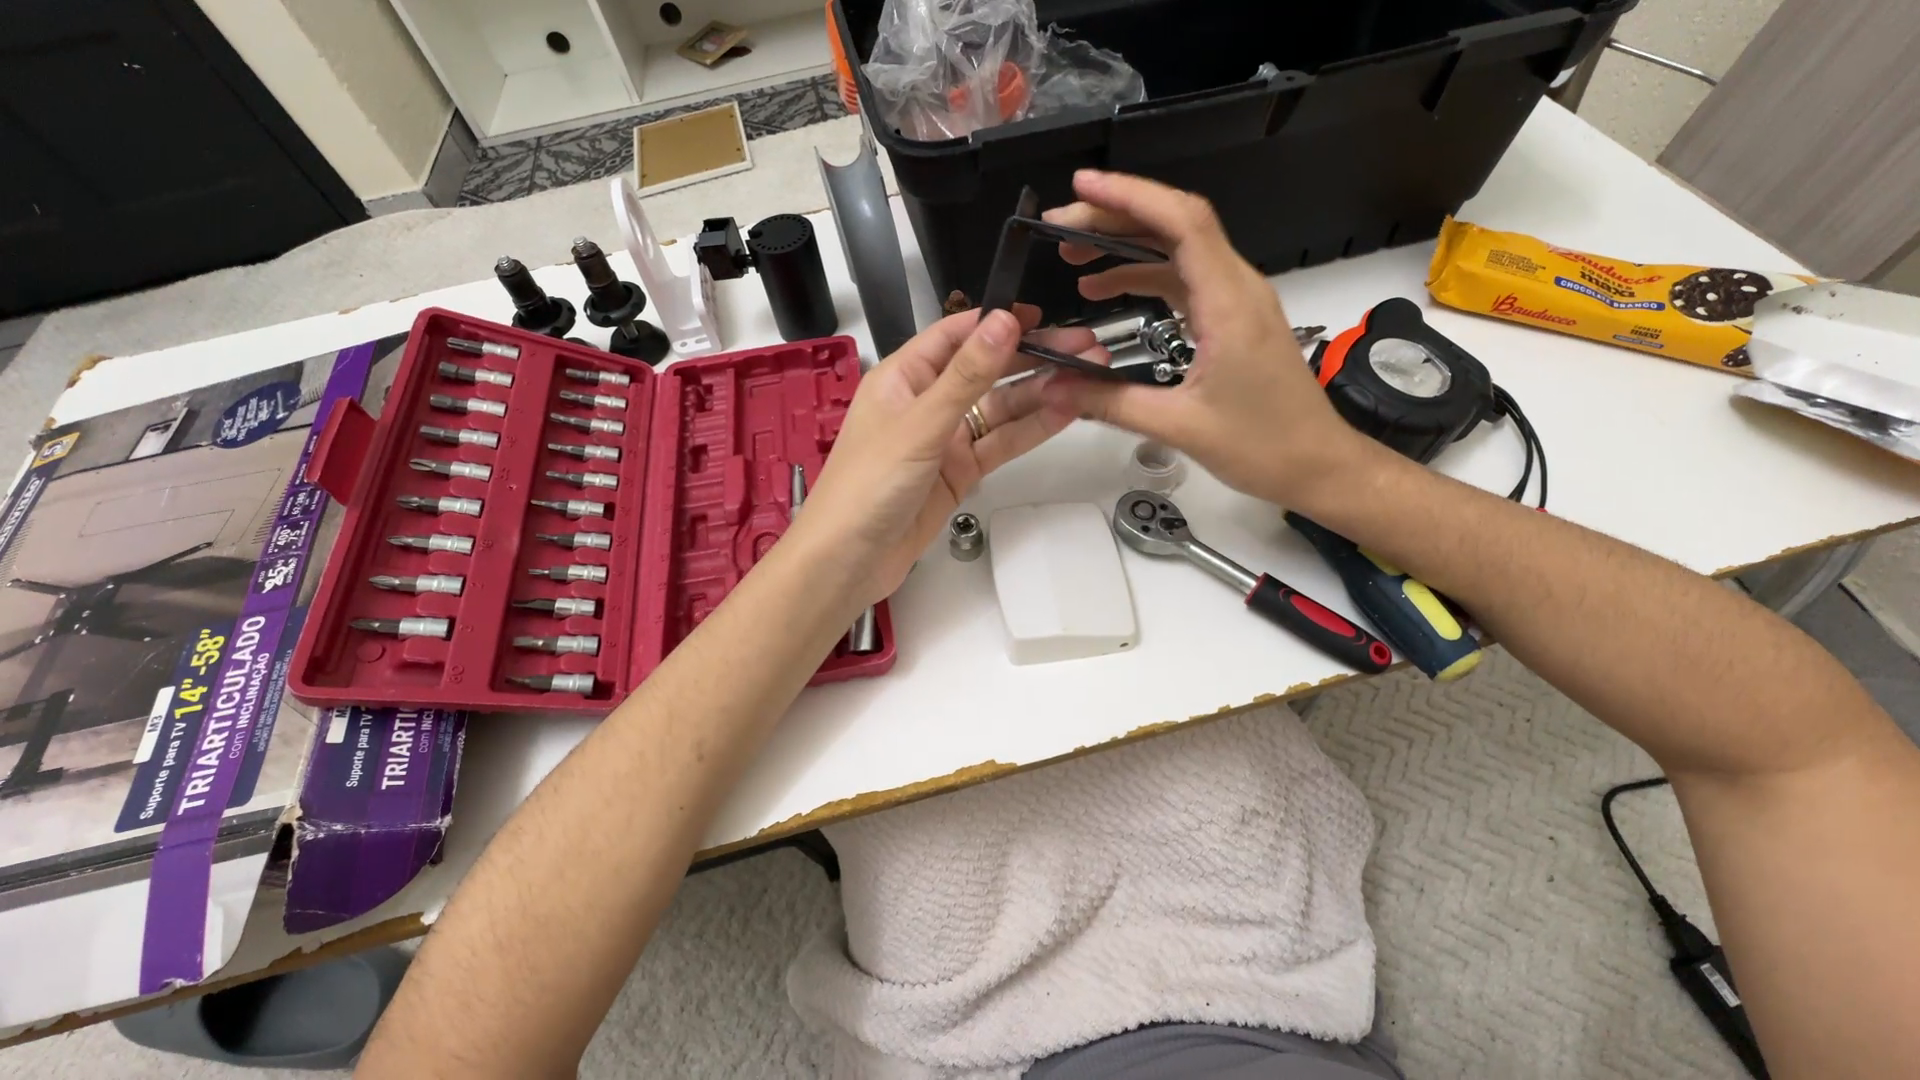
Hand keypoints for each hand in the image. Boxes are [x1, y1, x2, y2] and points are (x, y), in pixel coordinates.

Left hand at [795, 306, 1100, 611]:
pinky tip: (1064, 412)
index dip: (997, 322)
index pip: (956, 335)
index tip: (1042, 314)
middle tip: (1083, 346)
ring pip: (1000, 408)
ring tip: (1087, 376)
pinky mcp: (959, 474)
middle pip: (986, 370)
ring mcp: (944, 440)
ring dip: (1041, 393)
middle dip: (1033, 357)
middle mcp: (925, 403)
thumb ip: (966, 375)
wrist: (848, 561)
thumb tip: (1003, 321)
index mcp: (902, 378)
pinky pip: (1000, 444)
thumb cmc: (865, 487)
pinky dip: (1031, 430)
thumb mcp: (920, 423)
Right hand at [1039, 170, 1369, 507]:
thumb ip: (1111, 402)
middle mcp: (1238, 287)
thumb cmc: (1263, 446)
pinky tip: (1107, 289)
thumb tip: (1053, 385)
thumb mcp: (1180, 426)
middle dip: (1116, 216)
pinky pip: (1186, 279)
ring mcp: (1239, 300)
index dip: (1130, 196)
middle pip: (1177, 225)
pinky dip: (1145, 275)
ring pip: (1180, 250)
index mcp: (1229, 303)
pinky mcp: (1234, 318)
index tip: (1082, 187)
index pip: (1182, 223)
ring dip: (1127, 244)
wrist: (1317, 464)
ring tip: (1074, 254)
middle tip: (1061, 224)